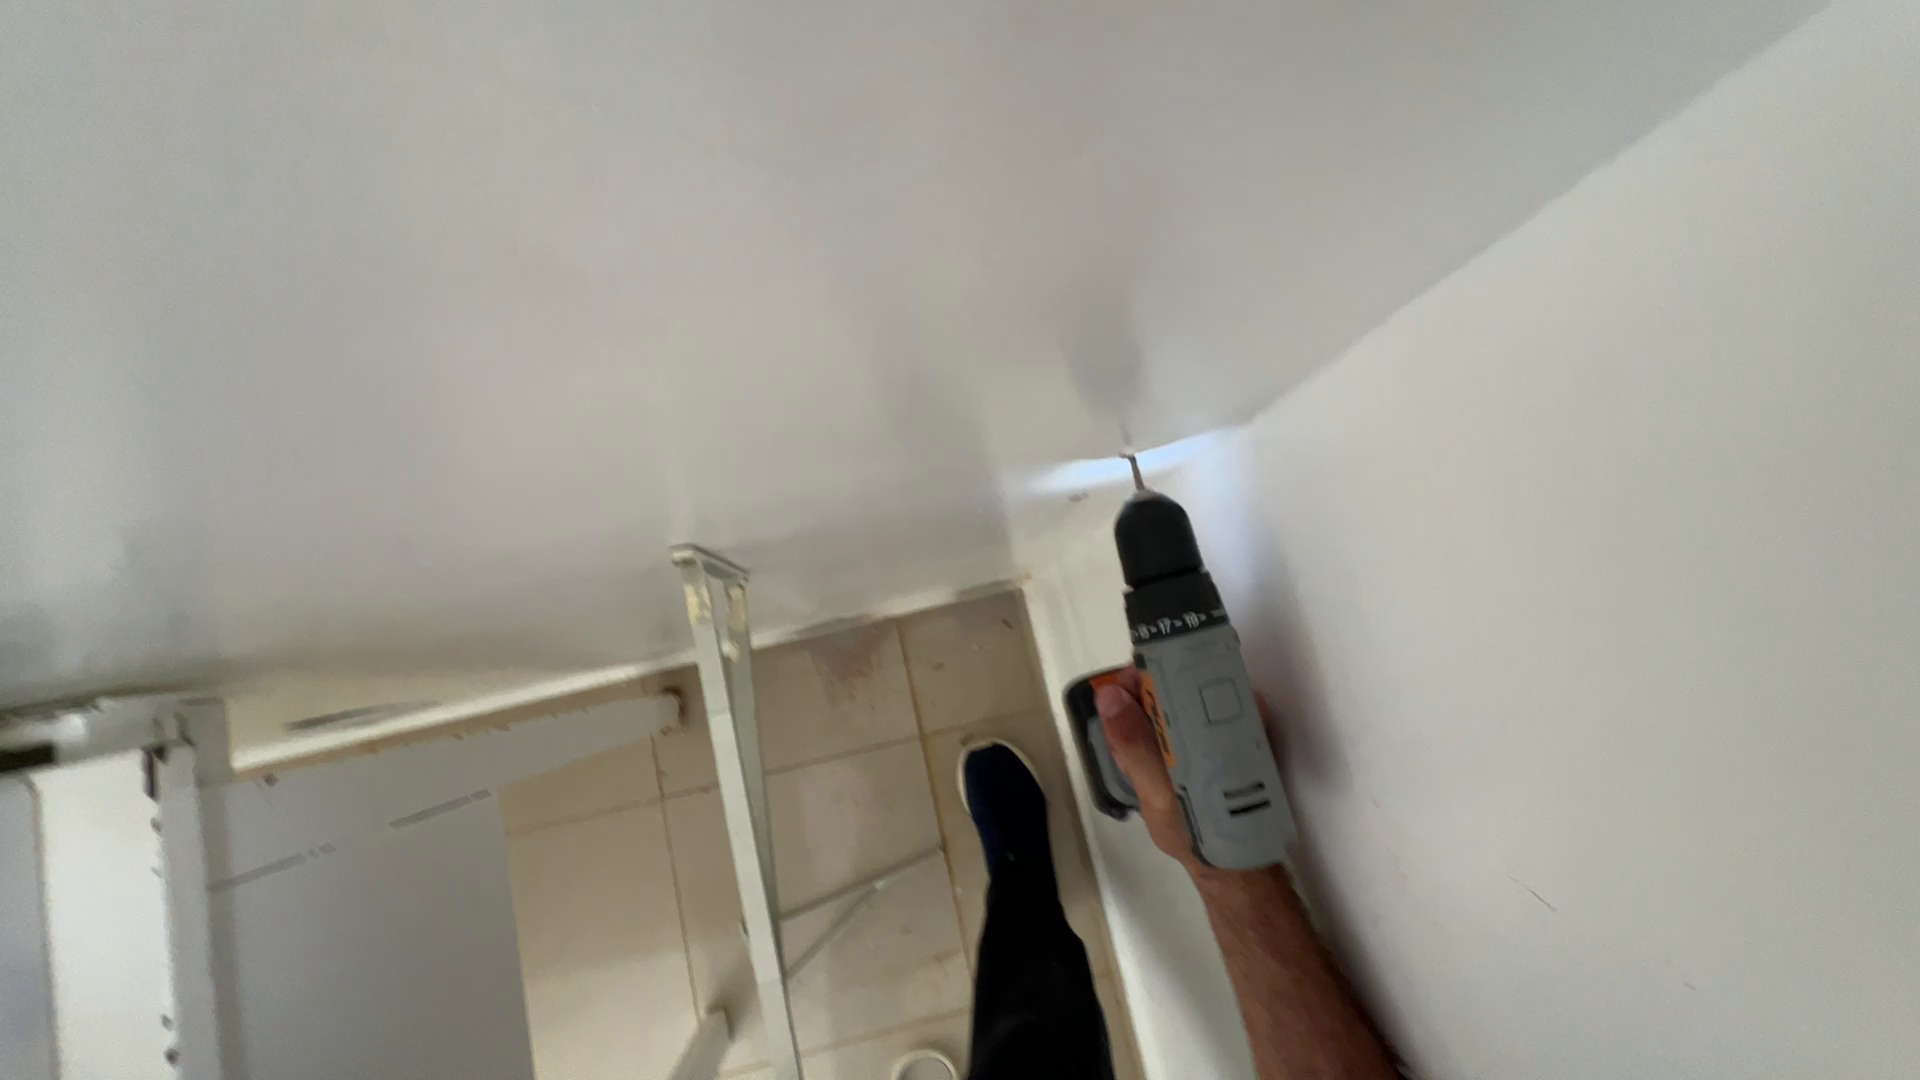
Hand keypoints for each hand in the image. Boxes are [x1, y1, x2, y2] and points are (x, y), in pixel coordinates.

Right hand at [1093, 667, 1216, 874]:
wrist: (1228, 868)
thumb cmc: (1200, 831)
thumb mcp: (1161, 791)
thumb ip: (1136, 743)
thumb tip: (1110, 695)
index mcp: (1232, 712)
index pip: (1182, 666)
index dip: (1143, 677)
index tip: (1119, 701)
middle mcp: (1232, 709)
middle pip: (1171, 681)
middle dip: (1136, 706)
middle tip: (1124, 745)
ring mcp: (1221, 724)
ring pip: (1167, 701)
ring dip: (1140, 725)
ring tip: (1134, 761)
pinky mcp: (1211, 738)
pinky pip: (1172, 719)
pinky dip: (1150, 735)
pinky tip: (1143, 763)